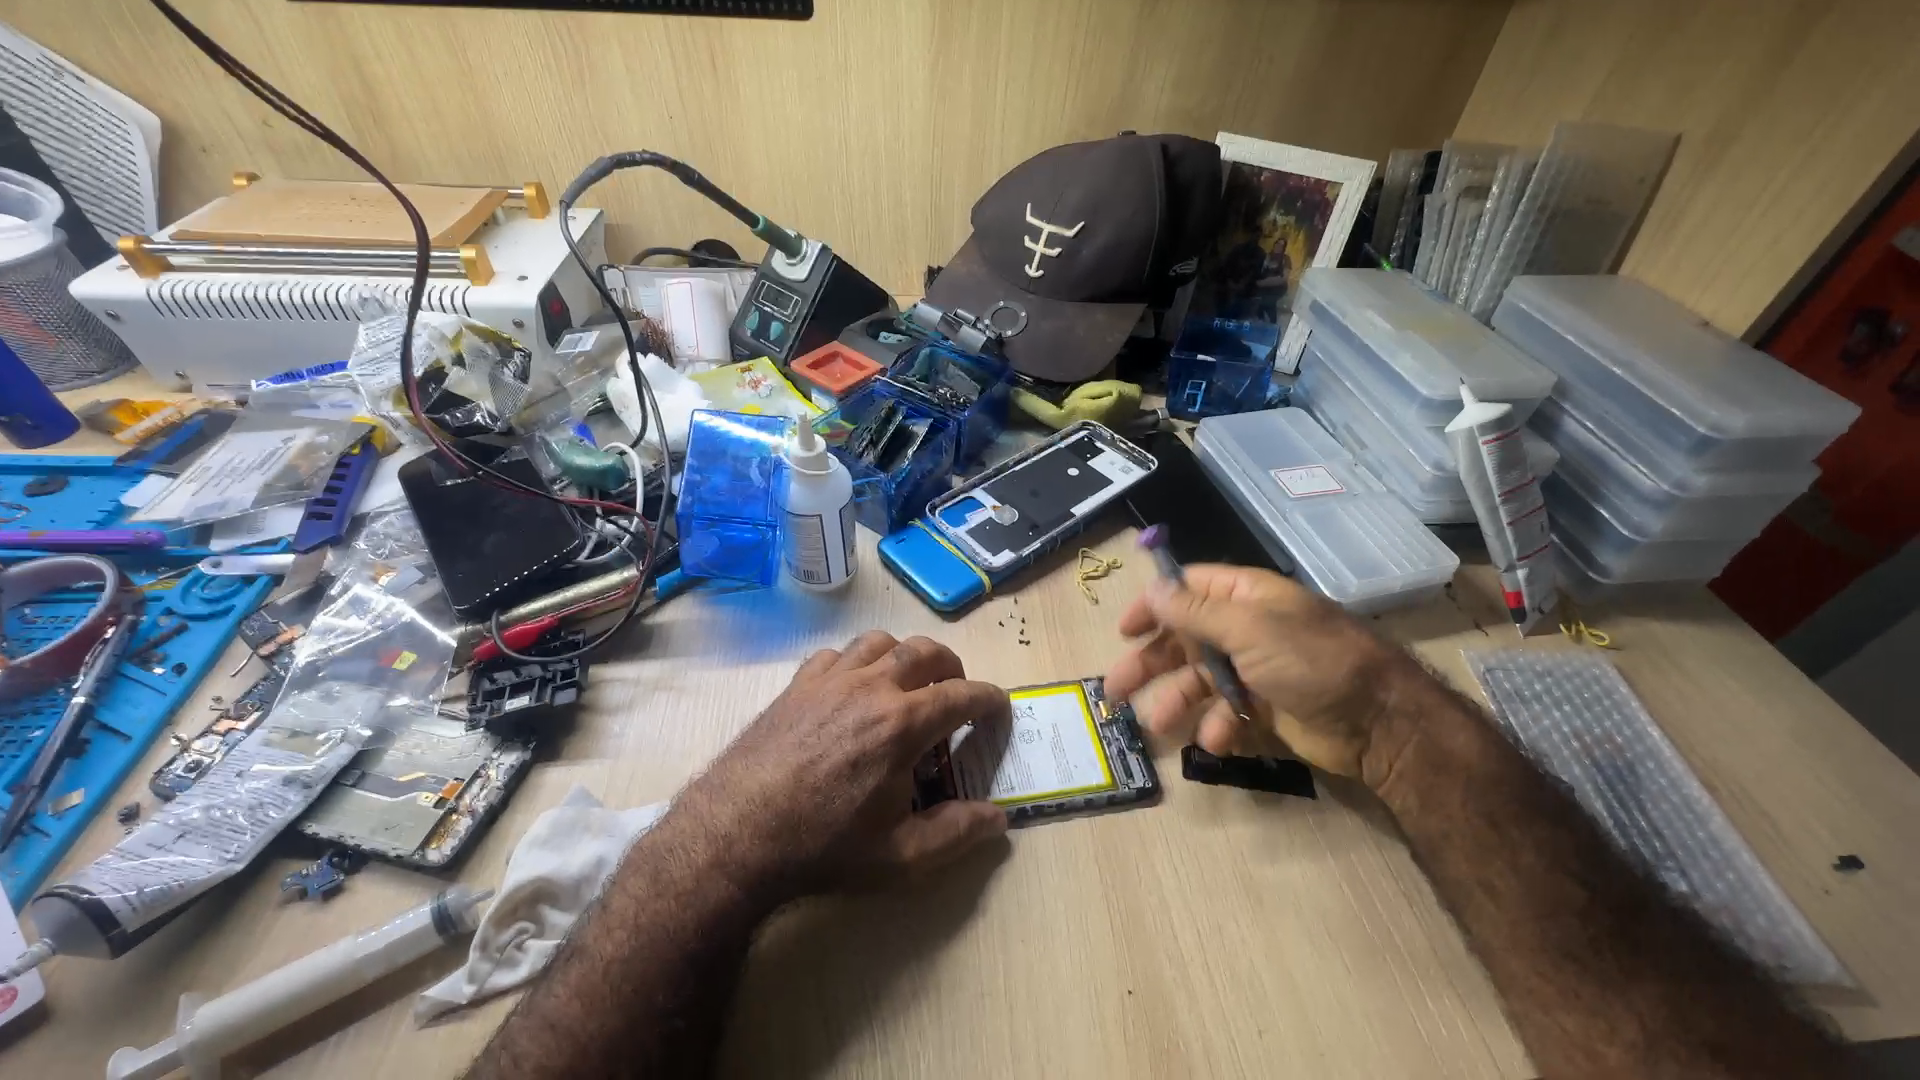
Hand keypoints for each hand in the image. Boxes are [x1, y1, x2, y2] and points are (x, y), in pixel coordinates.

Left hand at [674, 631, 1011, 898]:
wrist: (736, 834)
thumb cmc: (823, 847)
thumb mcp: (901, 857)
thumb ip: (956, 834)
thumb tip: (997, 818)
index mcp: (903, 724)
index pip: (964, 695)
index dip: (991, 699)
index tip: (999, 709)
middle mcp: (871, 687)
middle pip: (925, 651)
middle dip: (952, 666)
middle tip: (955, 690)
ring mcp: (830, 680)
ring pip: (880, 641)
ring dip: (904, 655)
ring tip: (907, 681)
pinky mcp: (797, 685)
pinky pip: (836, 654)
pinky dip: (857, 662)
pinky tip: (852, 689)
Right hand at [1104, 565, 1417, 781]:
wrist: (1378, 722)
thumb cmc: (1313, 661)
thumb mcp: (1250, 628)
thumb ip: (1196, 611)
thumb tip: (1153, 587)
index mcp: (1246, 599)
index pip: (1188, 590)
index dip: (1154, 606)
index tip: (1125, 630)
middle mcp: (1246, 631)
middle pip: (1183, 641)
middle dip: (1150, 664)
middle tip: (1115, 690)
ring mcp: (1255, 671)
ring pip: (1198, 682)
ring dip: (1175, 701)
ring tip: (1156, 725)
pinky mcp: (1264, 710)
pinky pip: (1224, 715)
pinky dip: (1214, 728)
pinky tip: (1214, 740)